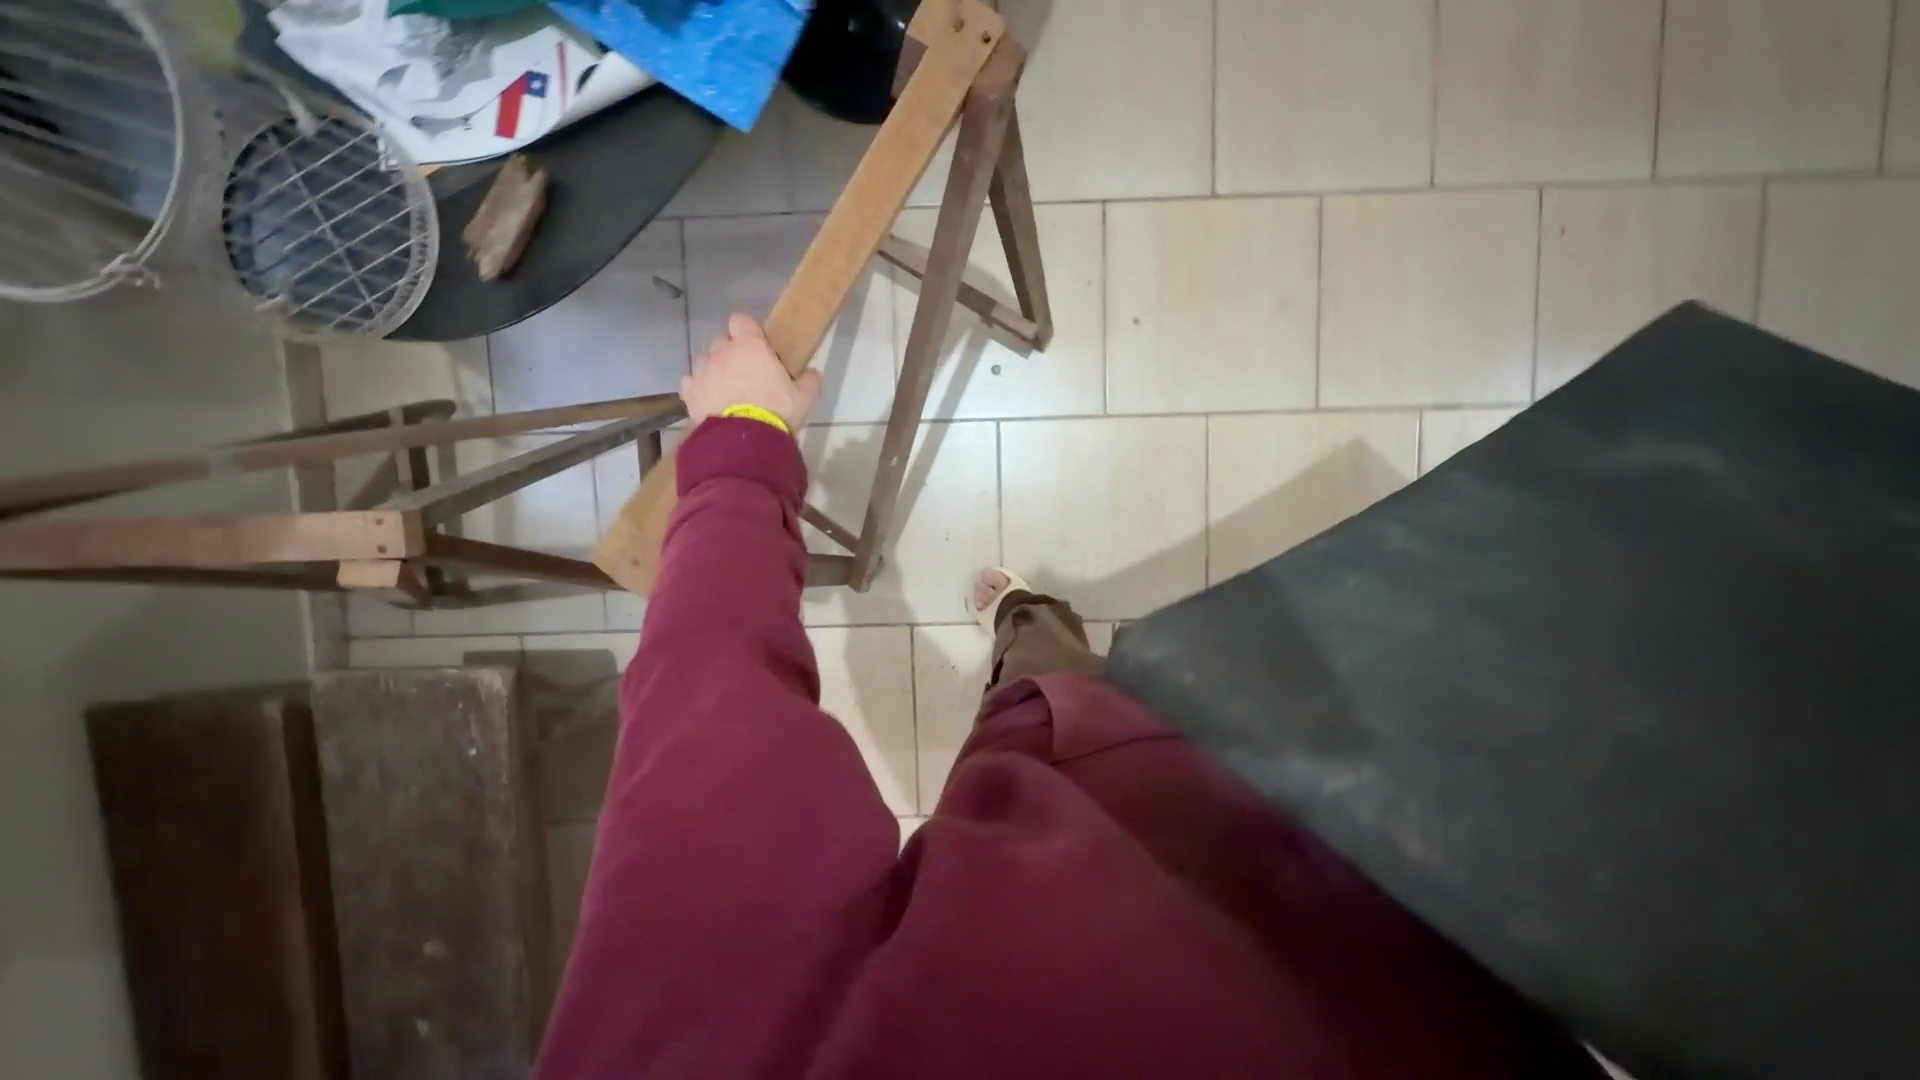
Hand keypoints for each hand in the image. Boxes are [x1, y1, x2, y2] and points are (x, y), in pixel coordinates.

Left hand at [680, 313, 822, 431]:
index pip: (741, 320)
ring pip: (705, 361)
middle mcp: (722, 351)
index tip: (756, 344)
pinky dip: (699, 389)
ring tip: (726, 391)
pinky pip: (691, 383)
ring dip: (714, 370)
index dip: (747, 330)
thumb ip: (809, 381)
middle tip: (745, 373)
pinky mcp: (689, 392)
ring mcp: (702, 371)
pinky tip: (710, 402)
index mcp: (750, 345)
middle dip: (731, 353)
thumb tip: (812, 374)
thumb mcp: (804, 398)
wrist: (745, 440)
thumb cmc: (776, 411)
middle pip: (722, 342)